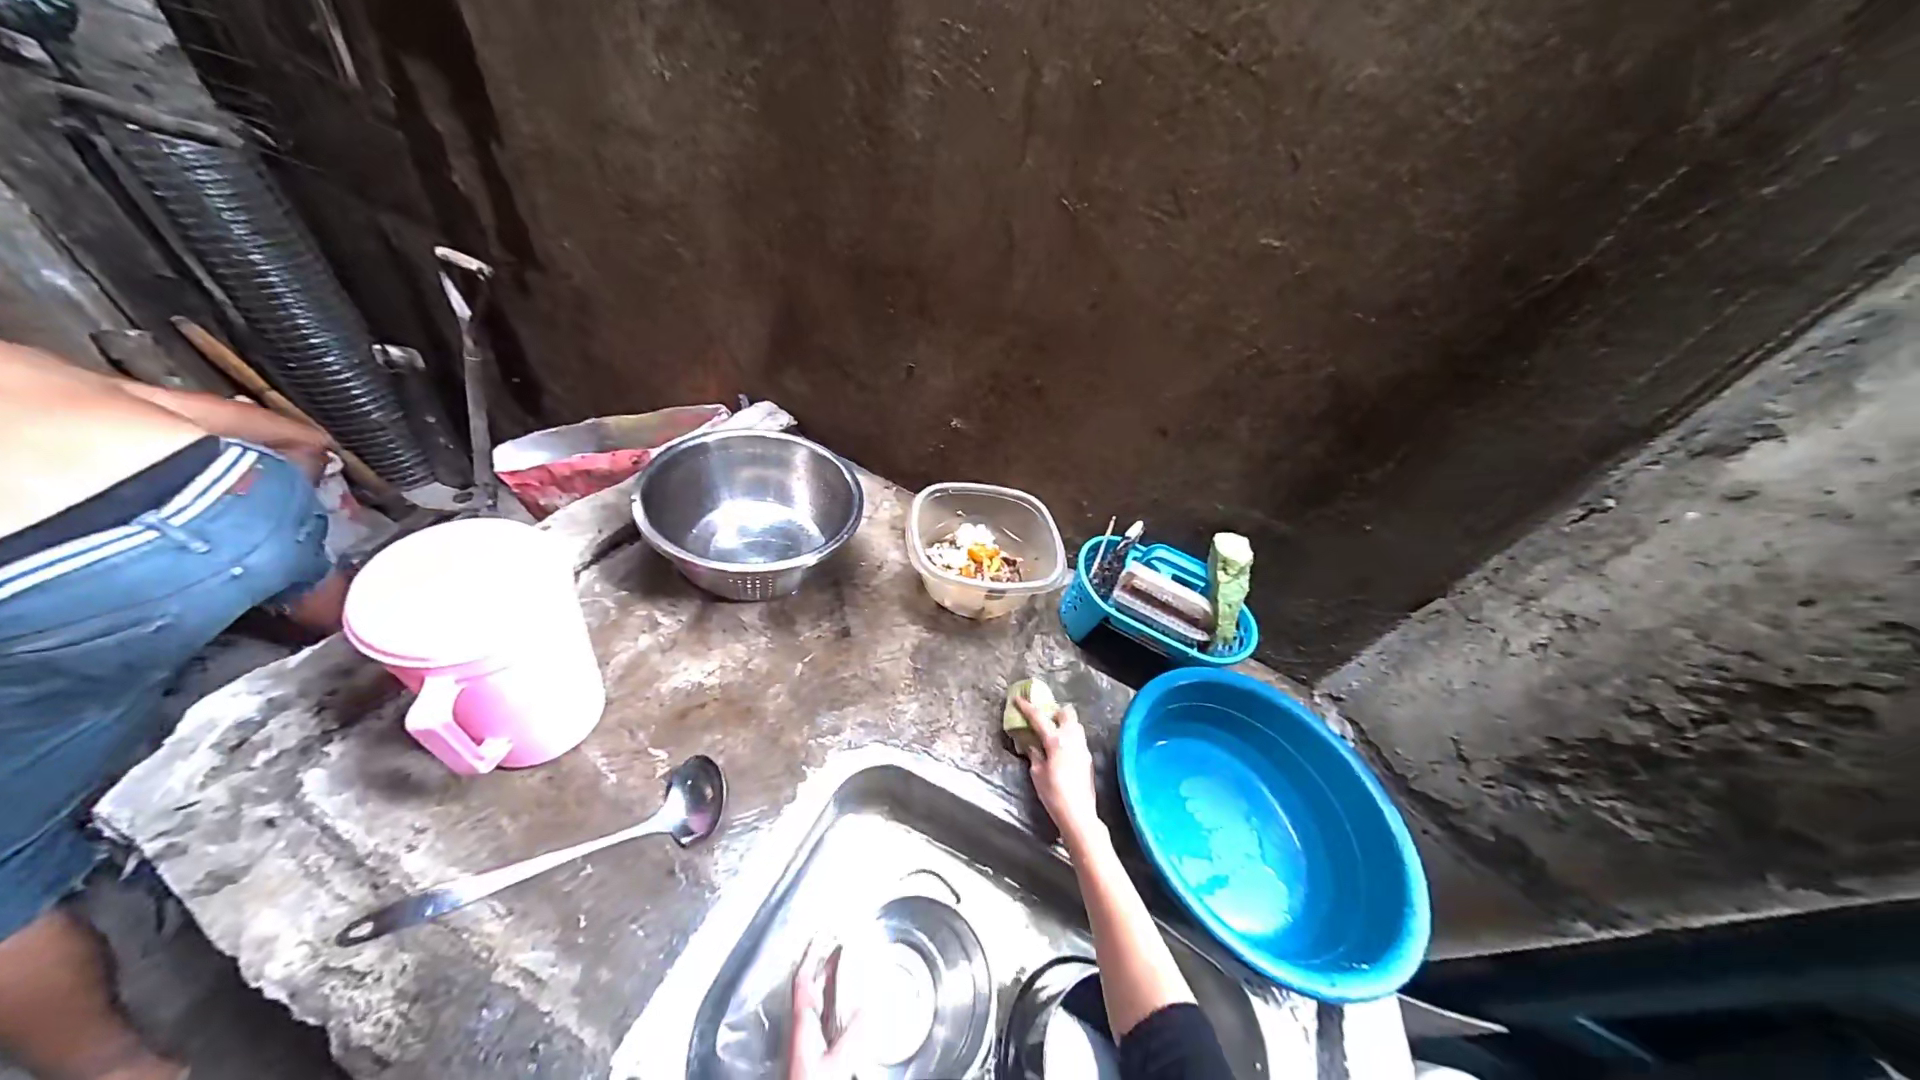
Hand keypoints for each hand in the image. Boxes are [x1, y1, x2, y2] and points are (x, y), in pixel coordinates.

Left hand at [788, 938, 868, 1079]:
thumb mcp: (836, 1064)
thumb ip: (851, 1036)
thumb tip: (866, 1007)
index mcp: (801, 1024)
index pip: (802, 979)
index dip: (811, 953)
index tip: (822, 933)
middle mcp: (801, 1027)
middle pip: (810, 985)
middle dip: (825, 961)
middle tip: (841, 941)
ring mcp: (806, 1039)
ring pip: (817, 1000)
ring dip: (831, 980)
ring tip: (847, 962)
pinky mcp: (814, 1051)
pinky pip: (824, 1016)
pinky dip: (836, 1001)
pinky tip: (849, 1001)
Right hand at [1014, 697, 1102, 846]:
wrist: (1078, 813)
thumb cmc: (1053, 794)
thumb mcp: (1037, 773)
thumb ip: (1034, 754)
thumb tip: (1031, 744)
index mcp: (1056, 741)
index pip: (1039, 718)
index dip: (1026, 707)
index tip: (1018, 698)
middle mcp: (1072, 738)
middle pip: (1067, 712)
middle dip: (1055, 711)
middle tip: (1043, 719)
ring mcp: (1083, 747)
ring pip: (1075, 724)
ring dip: (1064, 723)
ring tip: (1052, 734)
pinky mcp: (1088, 757)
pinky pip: (1079, 738)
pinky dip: (1069, 736)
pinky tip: (1061, 750)